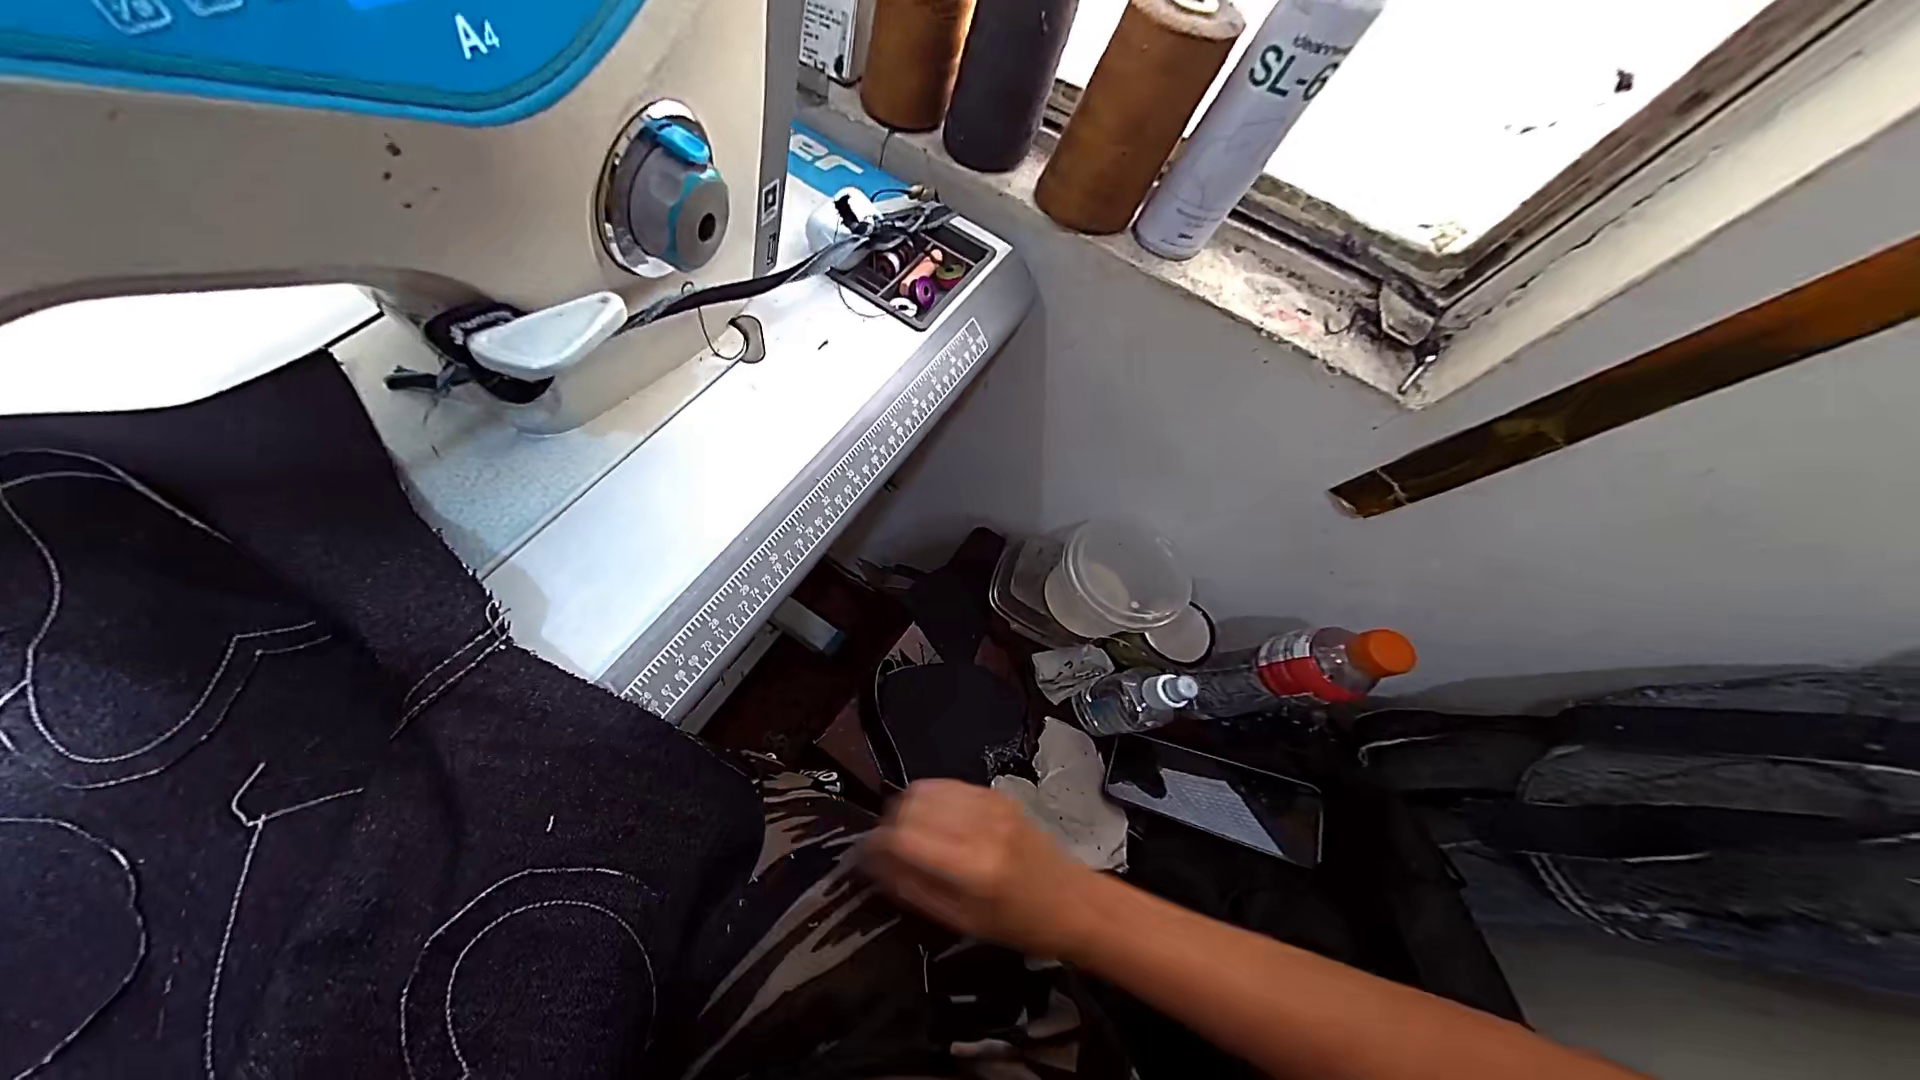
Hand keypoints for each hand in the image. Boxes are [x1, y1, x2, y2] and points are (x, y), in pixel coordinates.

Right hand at [862, 779, 1102, 957]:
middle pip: (910, 803)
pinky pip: (948, 784)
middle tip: (888, 845)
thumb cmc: (1018, 923)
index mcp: (971, 866)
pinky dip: (932, 798)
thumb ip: (912, 889)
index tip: (867, 854)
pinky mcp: (997, 793)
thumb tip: (873, 863)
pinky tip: (936, 820)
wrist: (1072, 900)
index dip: (876, 843)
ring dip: (908, 807)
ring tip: (910, 831)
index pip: (904, 836)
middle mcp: (980, 825)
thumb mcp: (961, 922)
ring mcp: (990, 803)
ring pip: (926, 788)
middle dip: (889, 822)